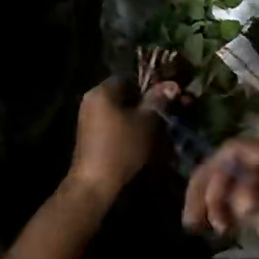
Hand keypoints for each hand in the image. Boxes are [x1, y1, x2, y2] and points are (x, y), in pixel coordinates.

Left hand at [66, 79, 176, 196]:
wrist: (94, 180)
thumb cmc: (121, 148)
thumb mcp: (145, 123)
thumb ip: (157, 102)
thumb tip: (172, 84)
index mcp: (101, 91)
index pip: (128, 78)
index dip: (148, 87)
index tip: (164, 99)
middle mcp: (90, 99)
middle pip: (121, 94)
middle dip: (142, 103)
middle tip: (161, 115)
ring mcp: (86, 116)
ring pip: (116, 109)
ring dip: (133, 116)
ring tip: (152, 129)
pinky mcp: (87, 132)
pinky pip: (109, 121)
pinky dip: (123, 126)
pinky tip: (136, 139)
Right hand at [184, 138, 258, 258]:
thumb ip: (242, 200)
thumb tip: (227, 198)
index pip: (233, 150)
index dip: (211, 171)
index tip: (199, 200)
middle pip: (230, 166)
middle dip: (208, 190)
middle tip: (192, 218)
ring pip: (235, 184)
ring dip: (216, 203)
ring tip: (209, 228)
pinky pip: (244, 201)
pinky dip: (229, 212)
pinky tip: (222, 229)